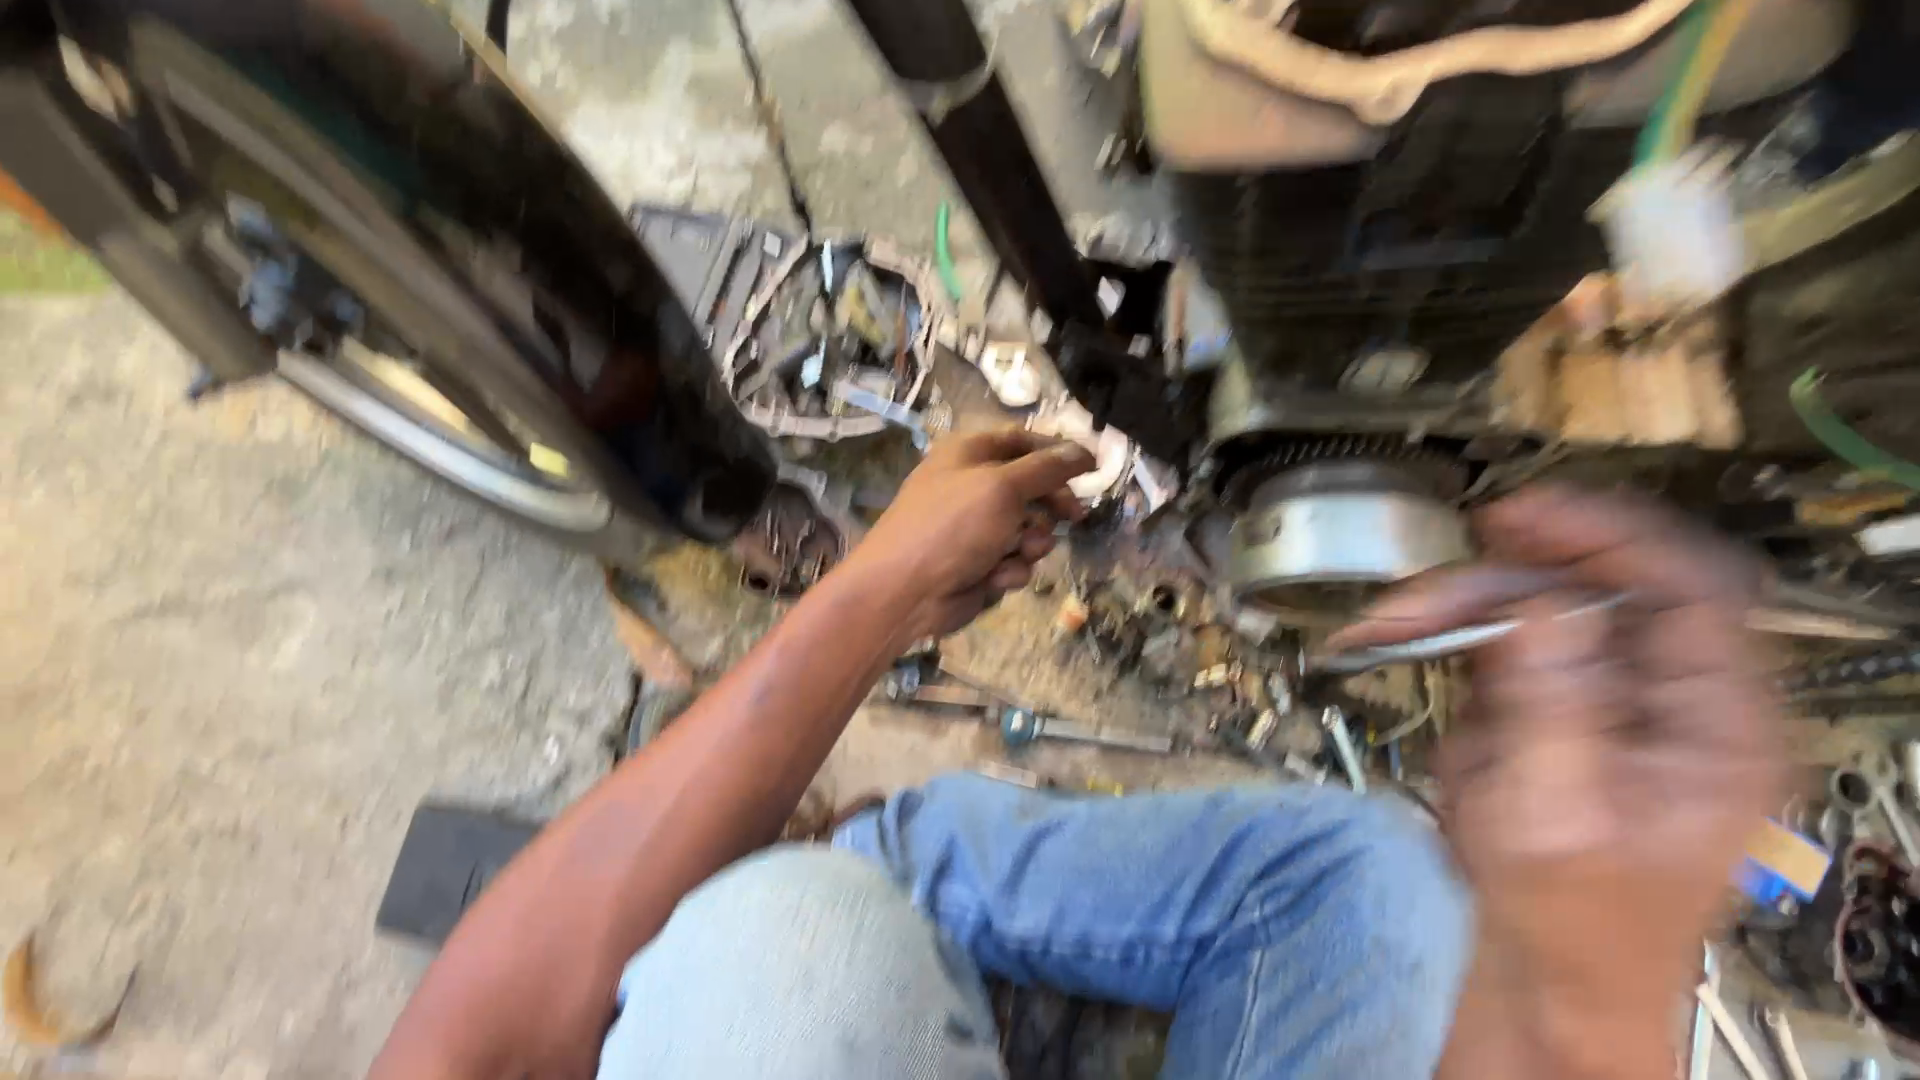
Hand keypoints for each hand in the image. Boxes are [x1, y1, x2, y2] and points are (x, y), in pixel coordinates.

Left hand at [846, 430, 1094, 640]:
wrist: (906, 590)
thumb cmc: (952, 526)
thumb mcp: (1003, 487)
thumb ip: (1048, 468)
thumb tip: (1084, 451)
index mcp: (970, 454)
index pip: (1023, 441)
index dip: (1058, 453)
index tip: (1092, 468)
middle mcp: (973, 486)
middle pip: (1032, 486)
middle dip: (1051, 505)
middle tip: (1073, 517)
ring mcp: (975, 528)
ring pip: (1028, 529)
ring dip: (1032, 542)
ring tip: (1019, 551)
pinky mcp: (979, 564)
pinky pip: (1014, 560)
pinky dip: (1011, 568)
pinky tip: (996, 577)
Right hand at [1324, 485, 1782, 1076]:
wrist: (1538, 960)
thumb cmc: (1571, 912)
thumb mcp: (1558, 815)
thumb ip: (1554, 706)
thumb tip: (1540, 608)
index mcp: (1708, 724)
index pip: (1686, 591)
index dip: (1610, 537)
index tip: (1525, 515)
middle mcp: (1655, 694)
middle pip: (1587, 592)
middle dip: (1496, 581)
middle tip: (1425, 584)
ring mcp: (1590, 693)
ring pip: (1525, 610)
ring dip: (1449, 606)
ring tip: (1383, 625)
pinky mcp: (1534, 701)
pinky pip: (1488, 640)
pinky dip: (1435, 629)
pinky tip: (1390, 636)